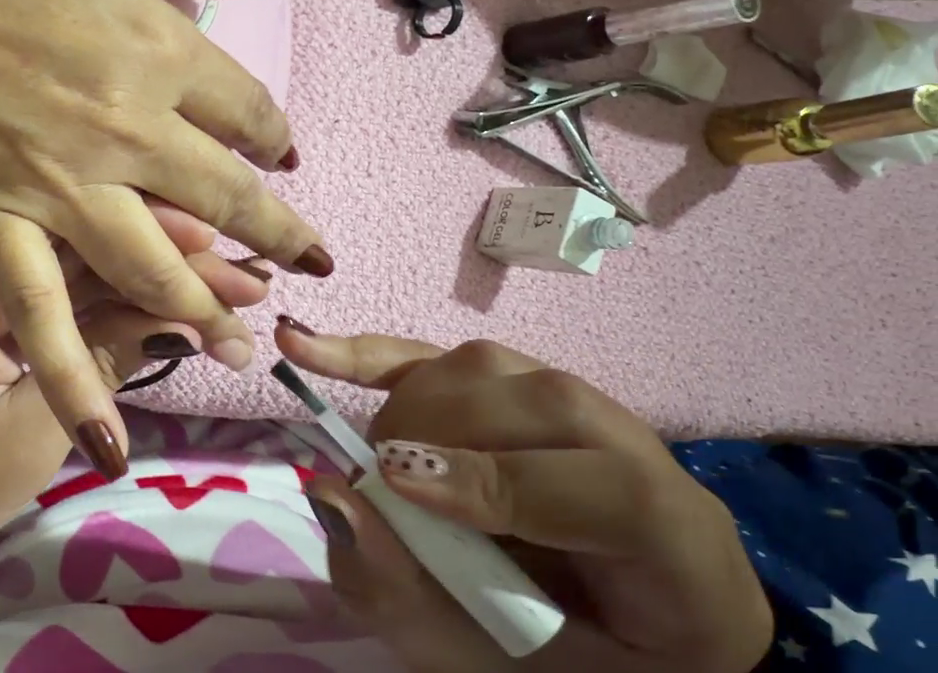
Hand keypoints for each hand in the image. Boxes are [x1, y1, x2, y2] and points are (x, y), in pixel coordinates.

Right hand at [0, 0, 328, 479]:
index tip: (276, 149)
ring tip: (244, 344)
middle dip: (272, 231)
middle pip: (224, 199)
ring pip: (154, 265)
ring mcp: (60, 182)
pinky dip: (71, 378)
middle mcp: (125, 130)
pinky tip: (106, 444)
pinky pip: (38, 308)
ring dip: (206, 307)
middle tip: (306, 261)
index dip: (273, 135)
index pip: (251, 113)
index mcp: (161, 50)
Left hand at [0, 204, 273, 572]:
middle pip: (83, 243)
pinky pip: (69, 296)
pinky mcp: (2, 311)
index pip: (61, 224)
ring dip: (157, 284)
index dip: (141, 225)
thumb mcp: (29, 427)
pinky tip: (185, 313)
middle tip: (253, 277)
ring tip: (242, 294)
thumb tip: (185, 315)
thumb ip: (102, 360)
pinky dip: (123, 307)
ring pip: (86, 269)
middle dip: (168, 261)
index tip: (216, 236)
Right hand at [276, 323, 771, 672]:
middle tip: (378, 489)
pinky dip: (367, 355)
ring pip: (489, 368)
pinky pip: (441, 357)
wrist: (582, 638)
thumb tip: (329, 493)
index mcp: (683, 555)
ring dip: (410, 405)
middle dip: (436, 435)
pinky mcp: (510, 390)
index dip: (502, 478)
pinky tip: (304, 346)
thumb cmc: (553, 663)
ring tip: (379, 464)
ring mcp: (579, 410)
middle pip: (544, 404)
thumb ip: (413, 599)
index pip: (616, 488)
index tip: (398, 487)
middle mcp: (644, 460)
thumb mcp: (492, 667)